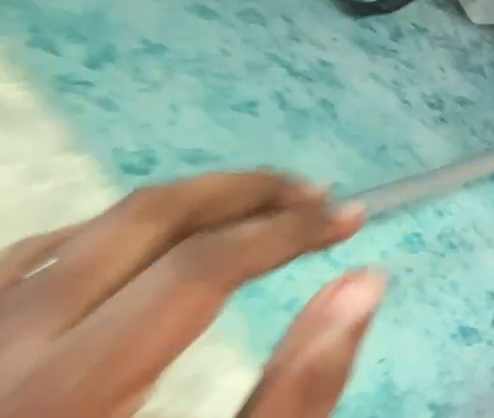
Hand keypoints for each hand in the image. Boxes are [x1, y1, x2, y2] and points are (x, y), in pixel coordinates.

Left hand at [0, 172, 381, 417]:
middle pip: (143, 220)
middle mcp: (2, 350)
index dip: (291, 231)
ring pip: (83, 228)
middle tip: (314, 198)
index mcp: (66, 393)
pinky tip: (151, 253)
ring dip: (183, 209)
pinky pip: (27, 259)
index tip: (353, 219)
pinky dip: (107, 237)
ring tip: (249, 216)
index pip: (202, 266)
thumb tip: (364, 282)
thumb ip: (295, 393)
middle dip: (247, 193)